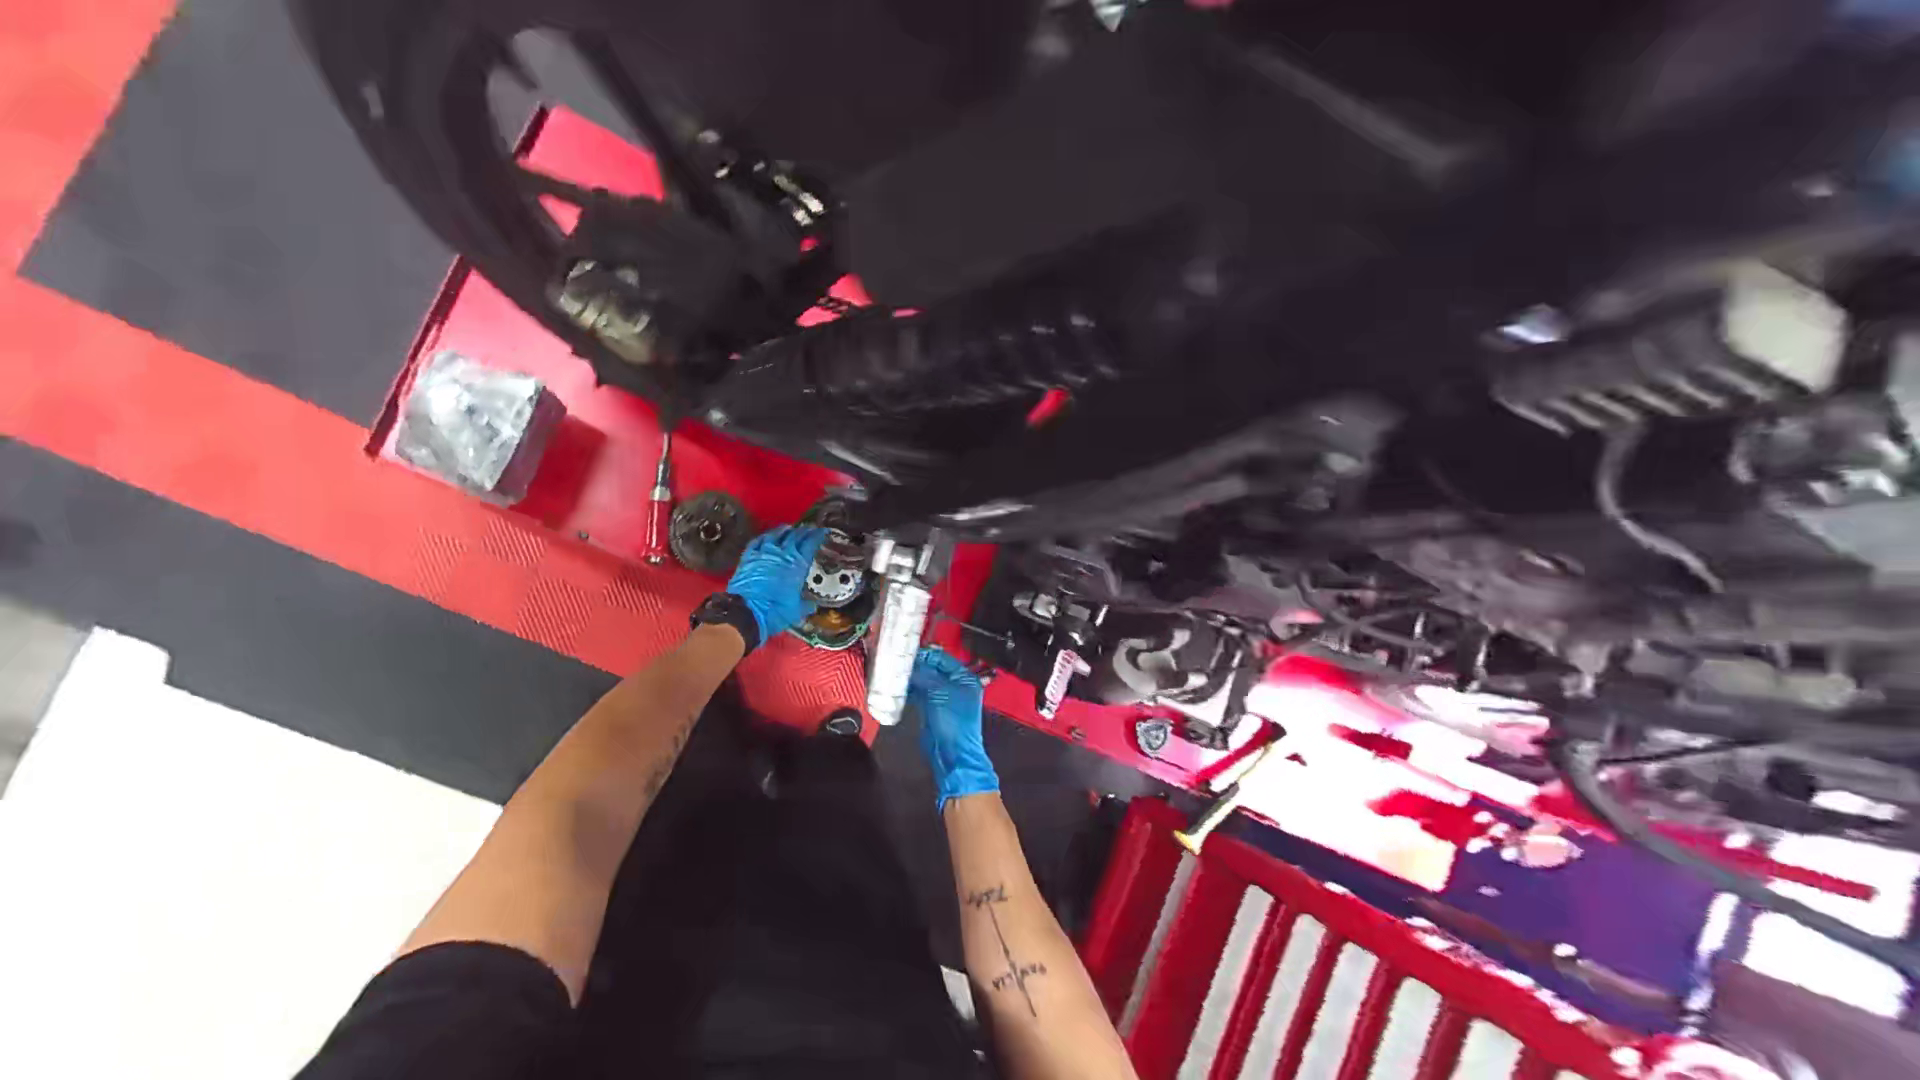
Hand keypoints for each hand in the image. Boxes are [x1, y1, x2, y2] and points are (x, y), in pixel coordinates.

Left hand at [725, 526, 828, 645]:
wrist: (746, 612)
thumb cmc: (775, 611)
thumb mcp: (796, 610)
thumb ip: (806, 605)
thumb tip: (813, 605)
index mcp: (797, 565)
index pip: (810, 543)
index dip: (818, 535)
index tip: (823, 531)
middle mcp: (782, 554)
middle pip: (794, 536)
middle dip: (803, 531)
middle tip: (808, 528)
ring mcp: (763, 553)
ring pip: (775, 535)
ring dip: (784, 530)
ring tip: (789, 528)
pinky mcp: (748, 557)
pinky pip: (757, 541)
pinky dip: (764, 537)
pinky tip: (767, 536)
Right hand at [908, 646, 997, 810]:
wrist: (952, 755)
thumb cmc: (953, 722)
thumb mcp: (939, 693)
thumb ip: (925, 676)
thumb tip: (910, 664)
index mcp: (965, 678)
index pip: (943, 659)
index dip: (926, 655)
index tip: (907, 653)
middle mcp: (956, 685)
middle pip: (933, 669)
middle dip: (917, 666)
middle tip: (898, 663)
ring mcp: (944, 697)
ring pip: (925, 681)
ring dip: (912, 678)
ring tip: (895, 673)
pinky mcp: (933, 708)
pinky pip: (921, 693)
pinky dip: (911, 689)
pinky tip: (898, 687)